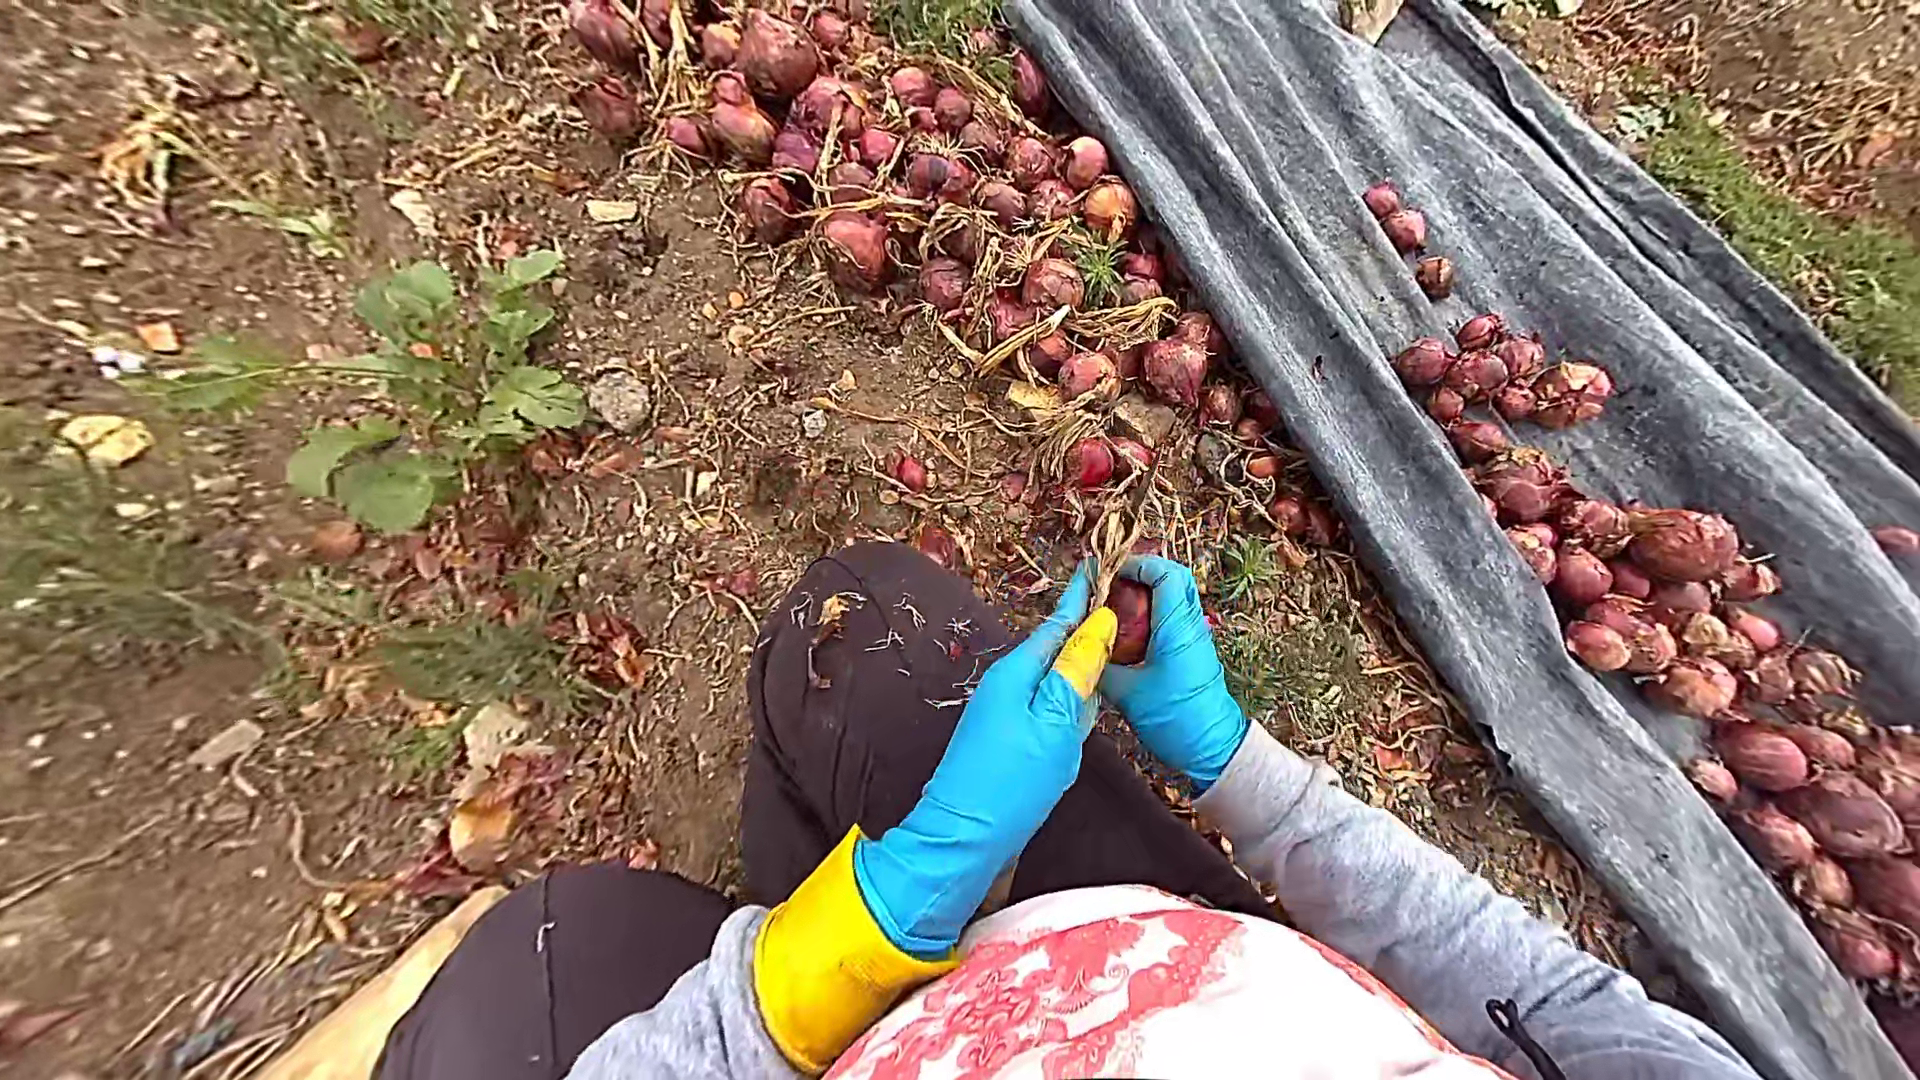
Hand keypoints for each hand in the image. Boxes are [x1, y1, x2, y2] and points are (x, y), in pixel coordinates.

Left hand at [853, 562, 1113, 956]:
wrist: (962, 838)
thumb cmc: (1011, 780)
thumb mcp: (1054, 723)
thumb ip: (1077, 673)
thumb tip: (1097, 624)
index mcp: (1018, 670)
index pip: (1058, 624)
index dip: (1081, 599)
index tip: (1097, 569)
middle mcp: (1009, 683)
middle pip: (1056, 650)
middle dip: (1085, 636)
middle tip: (1118, 614)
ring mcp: (1006, 710)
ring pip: (1054, 683)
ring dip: (1078, 675)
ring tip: (1106, 651)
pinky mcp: (1009, 737)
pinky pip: (1047, 712)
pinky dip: (1068, 712)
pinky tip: (1081, 717)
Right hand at [1099, 555, 1247, 791]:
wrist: (1213, 750)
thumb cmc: (1174, 719)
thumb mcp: (1126, 692)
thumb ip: (1099, 664)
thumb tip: (1075, 645)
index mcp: (1176, 627)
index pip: (1165, 573)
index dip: (1137, 565)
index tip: (1109, 573)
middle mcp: (1190, 624)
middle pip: (1173, 577)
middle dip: (1140, 574)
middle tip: (1111, 584)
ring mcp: (1194, 636)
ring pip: (1173, 595)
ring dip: (1144, 593)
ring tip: (1113, 604)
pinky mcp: (1191, 649)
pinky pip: (1171, 615)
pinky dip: (1150, 612)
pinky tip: (1125, 630)